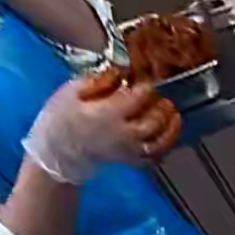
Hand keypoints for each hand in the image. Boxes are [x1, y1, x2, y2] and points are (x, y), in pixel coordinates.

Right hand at [22, 72, 180, 185]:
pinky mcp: (135, 161)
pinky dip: (168, 143)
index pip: (135, 99)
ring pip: (161, 140)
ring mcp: (132, 150)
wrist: (60, 149)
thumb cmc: (63, 115)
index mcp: (106, 114)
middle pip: (153, 121)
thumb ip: (99, 82)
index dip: (145, 89)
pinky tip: (170, 132)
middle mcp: (124, 134)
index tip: (149, 82)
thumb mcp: (72, 91)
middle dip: (161, 108)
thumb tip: (121, 72)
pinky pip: (158, 154)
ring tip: (174, 113)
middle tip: (164, 98)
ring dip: (171, 126)